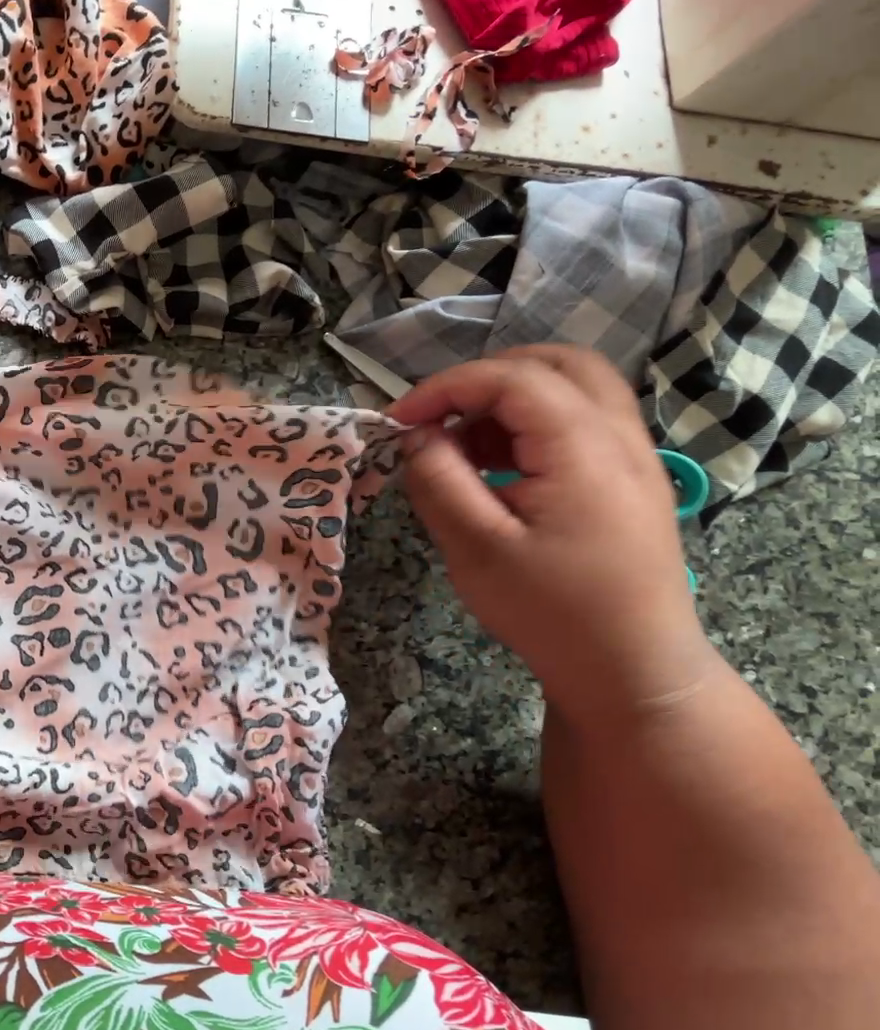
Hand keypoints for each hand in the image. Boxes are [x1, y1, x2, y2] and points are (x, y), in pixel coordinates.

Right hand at [389, 346, 723, 721]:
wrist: (629, 666)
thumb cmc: (548, 608)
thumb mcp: (474, 545)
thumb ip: (438, 479)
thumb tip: (417, 436)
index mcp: (584, 447)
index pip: (511, 378)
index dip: (445, 388)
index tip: (396, 422)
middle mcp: (620, 438)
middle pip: (556, 364)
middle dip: (483, 379)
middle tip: (435, 416)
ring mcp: (632, 458)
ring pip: (572, 390)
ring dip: (506, 401)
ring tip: (458, 447)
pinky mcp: (627, 482)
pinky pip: (579, 423)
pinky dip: (528, 426)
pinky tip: (493, 470)